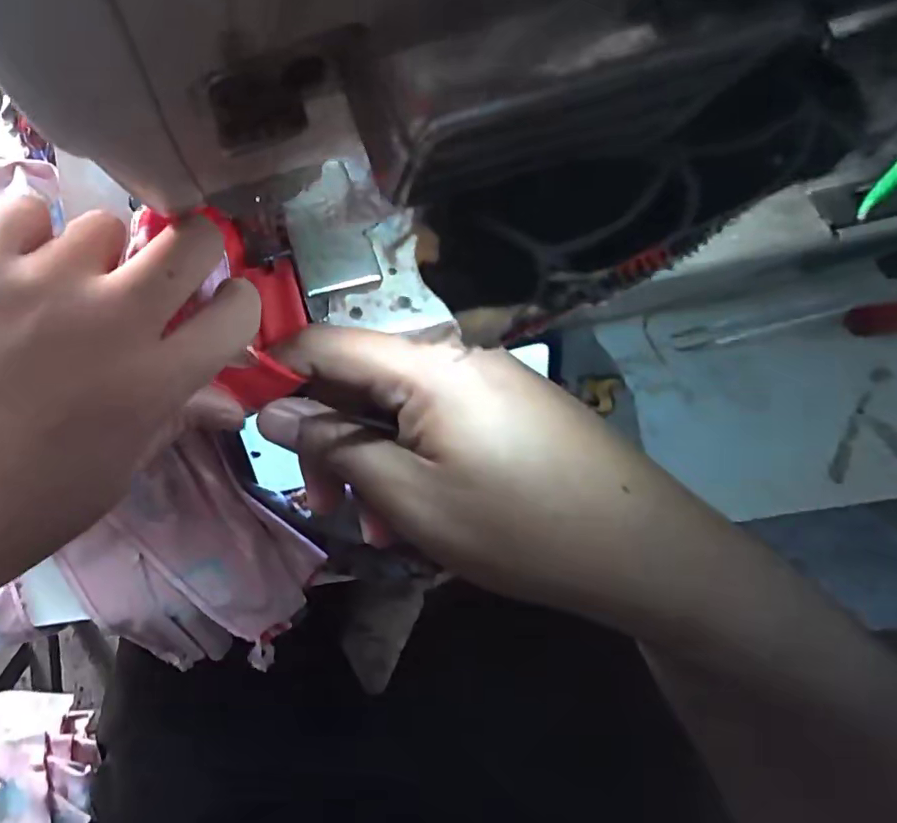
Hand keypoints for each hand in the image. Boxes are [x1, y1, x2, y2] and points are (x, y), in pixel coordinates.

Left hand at [0, 198, 260, 634]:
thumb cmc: (5, 519)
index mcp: (151, 383)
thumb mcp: (107, 482)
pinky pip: (28, 210)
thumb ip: (167, 422)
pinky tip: (8, 270)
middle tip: (165, 269)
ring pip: (105, 222)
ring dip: (99, 253)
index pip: (234, 312)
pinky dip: (28, 235)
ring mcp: (41, 281)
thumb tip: (218, 398)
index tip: (218, 306)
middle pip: (191, 236)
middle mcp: (111, 318)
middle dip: (195, 245)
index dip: (236, 302)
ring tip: (62, 286)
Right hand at [257, 327, 743, 631]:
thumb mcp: (409, 497)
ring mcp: (482, 378)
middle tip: (320, 500)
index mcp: (424, 364)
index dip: (273, 371)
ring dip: (367, 457)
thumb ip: (332, 447)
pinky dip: (407, 456)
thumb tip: (269, 412)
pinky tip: (417, 510)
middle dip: (326, 436)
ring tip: (376, 525)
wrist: (653, 555)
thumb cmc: (520, 527)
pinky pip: (431, 418)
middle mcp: (450, 355)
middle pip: (357, 377)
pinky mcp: (503, 404)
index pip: (322, 342)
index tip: (243, 415)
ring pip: (392, 405)